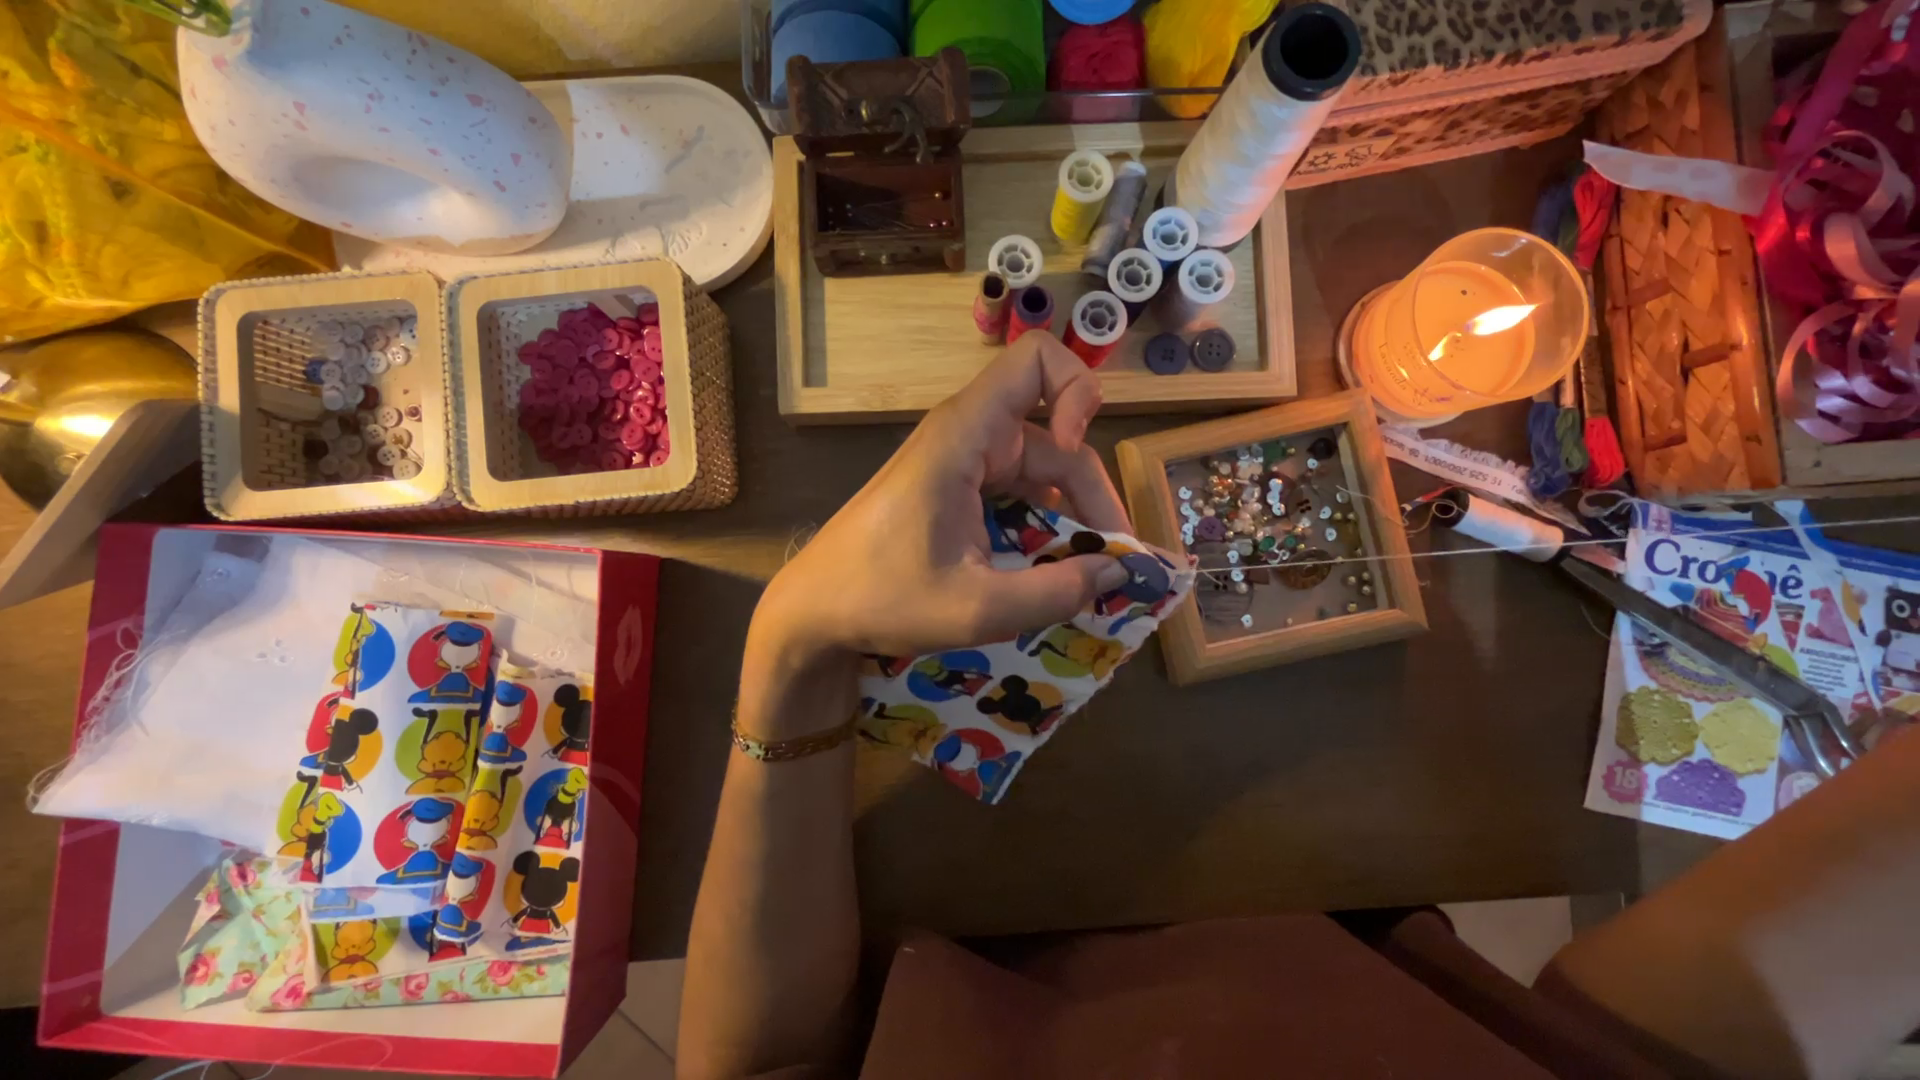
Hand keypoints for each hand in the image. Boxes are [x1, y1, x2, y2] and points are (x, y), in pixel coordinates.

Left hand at [753, 334, 1132, 664]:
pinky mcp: (957, 488)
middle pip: (1056, 436)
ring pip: (1042, 468)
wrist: (814, 611)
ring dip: (1074, 515)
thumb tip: (1118, 575)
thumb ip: (1055, 594)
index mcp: (962, 437)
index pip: (1035, 359)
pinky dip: (1046, 522)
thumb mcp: (976, 610)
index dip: (1077, 390)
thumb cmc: (880, 600)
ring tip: (1092, 573)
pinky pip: (1019, 489)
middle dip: (1093, 494)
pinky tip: (1055, 567)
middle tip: (1113, 563)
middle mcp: (966, 436)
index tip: (1078, 455)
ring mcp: (961, 462)